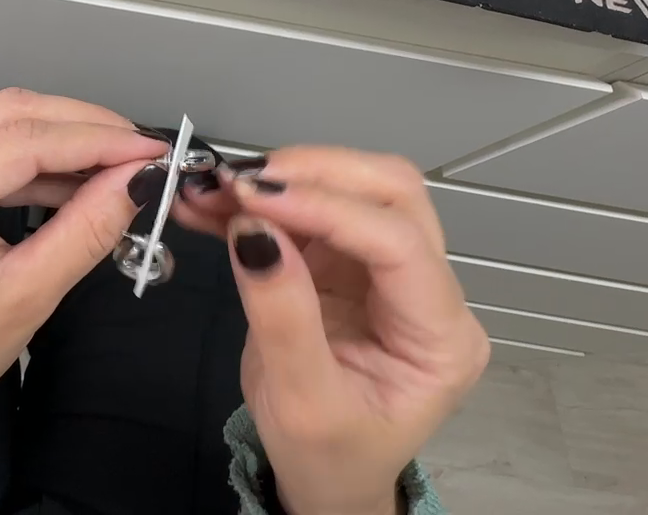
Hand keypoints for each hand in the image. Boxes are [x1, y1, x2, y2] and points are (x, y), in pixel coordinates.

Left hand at [0, 89, 165, 503]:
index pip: (23, 141)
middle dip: (84, 126)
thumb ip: (87, 229)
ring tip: (120, 165)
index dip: (95, 139)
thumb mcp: (28, 296)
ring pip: (4, 119)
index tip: (152, 151)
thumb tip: (139, 179)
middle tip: (141, 153)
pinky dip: (41, 155)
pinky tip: (80, 177)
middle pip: (13, 113)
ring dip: (65, 136)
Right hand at [176, 148, 489, 514]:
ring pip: (348, 186)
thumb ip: (283, 315)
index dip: (326, 207)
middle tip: (242, 180)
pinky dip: (255, 198)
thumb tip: (253, 230)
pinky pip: (302, 208)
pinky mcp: (339, 259)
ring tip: (213, 188)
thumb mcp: (303, 402)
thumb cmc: (327, 454)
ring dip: (280, 176)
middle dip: (313, 172)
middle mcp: (425, 289)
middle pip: (390, 193)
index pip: (398, 242)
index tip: (253, 197)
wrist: (323, 475)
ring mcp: (382, 268)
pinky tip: (207, 202)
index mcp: (440, 335)